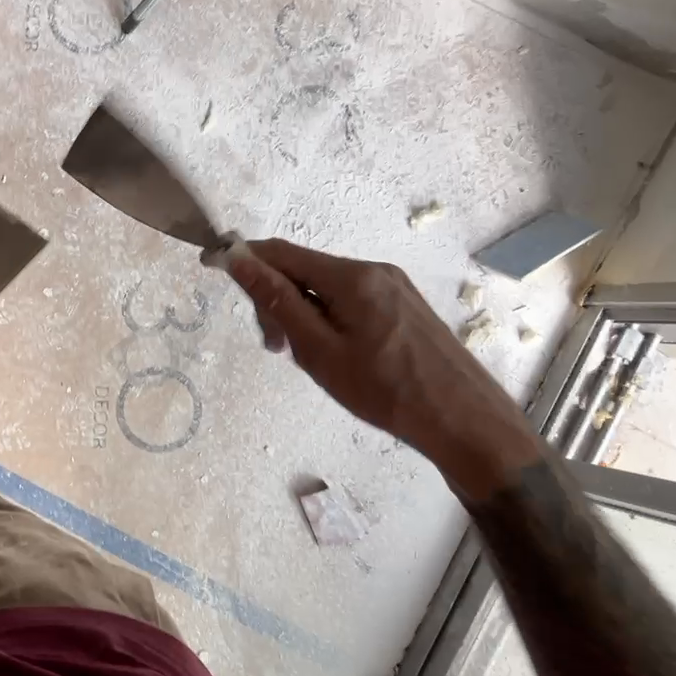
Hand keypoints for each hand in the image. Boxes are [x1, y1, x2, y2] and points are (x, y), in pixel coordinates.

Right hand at [216, 238, 542, 495]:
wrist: (467, 424)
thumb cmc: (384, 390)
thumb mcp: (318, 349)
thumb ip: (276, 301)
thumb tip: (238, 260)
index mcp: (352, 277)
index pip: (280, 252)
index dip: (241, 257)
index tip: (208, 267)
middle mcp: (374, 271)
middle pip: (302, 270)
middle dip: (273, 298)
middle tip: (274, 347)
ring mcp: (393, 287)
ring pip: (324, 288)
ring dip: (299, 314)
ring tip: (304, 357)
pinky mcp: (404, 306)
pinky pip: (347, 300)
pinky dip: (324, 319)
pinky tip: (331, 354)